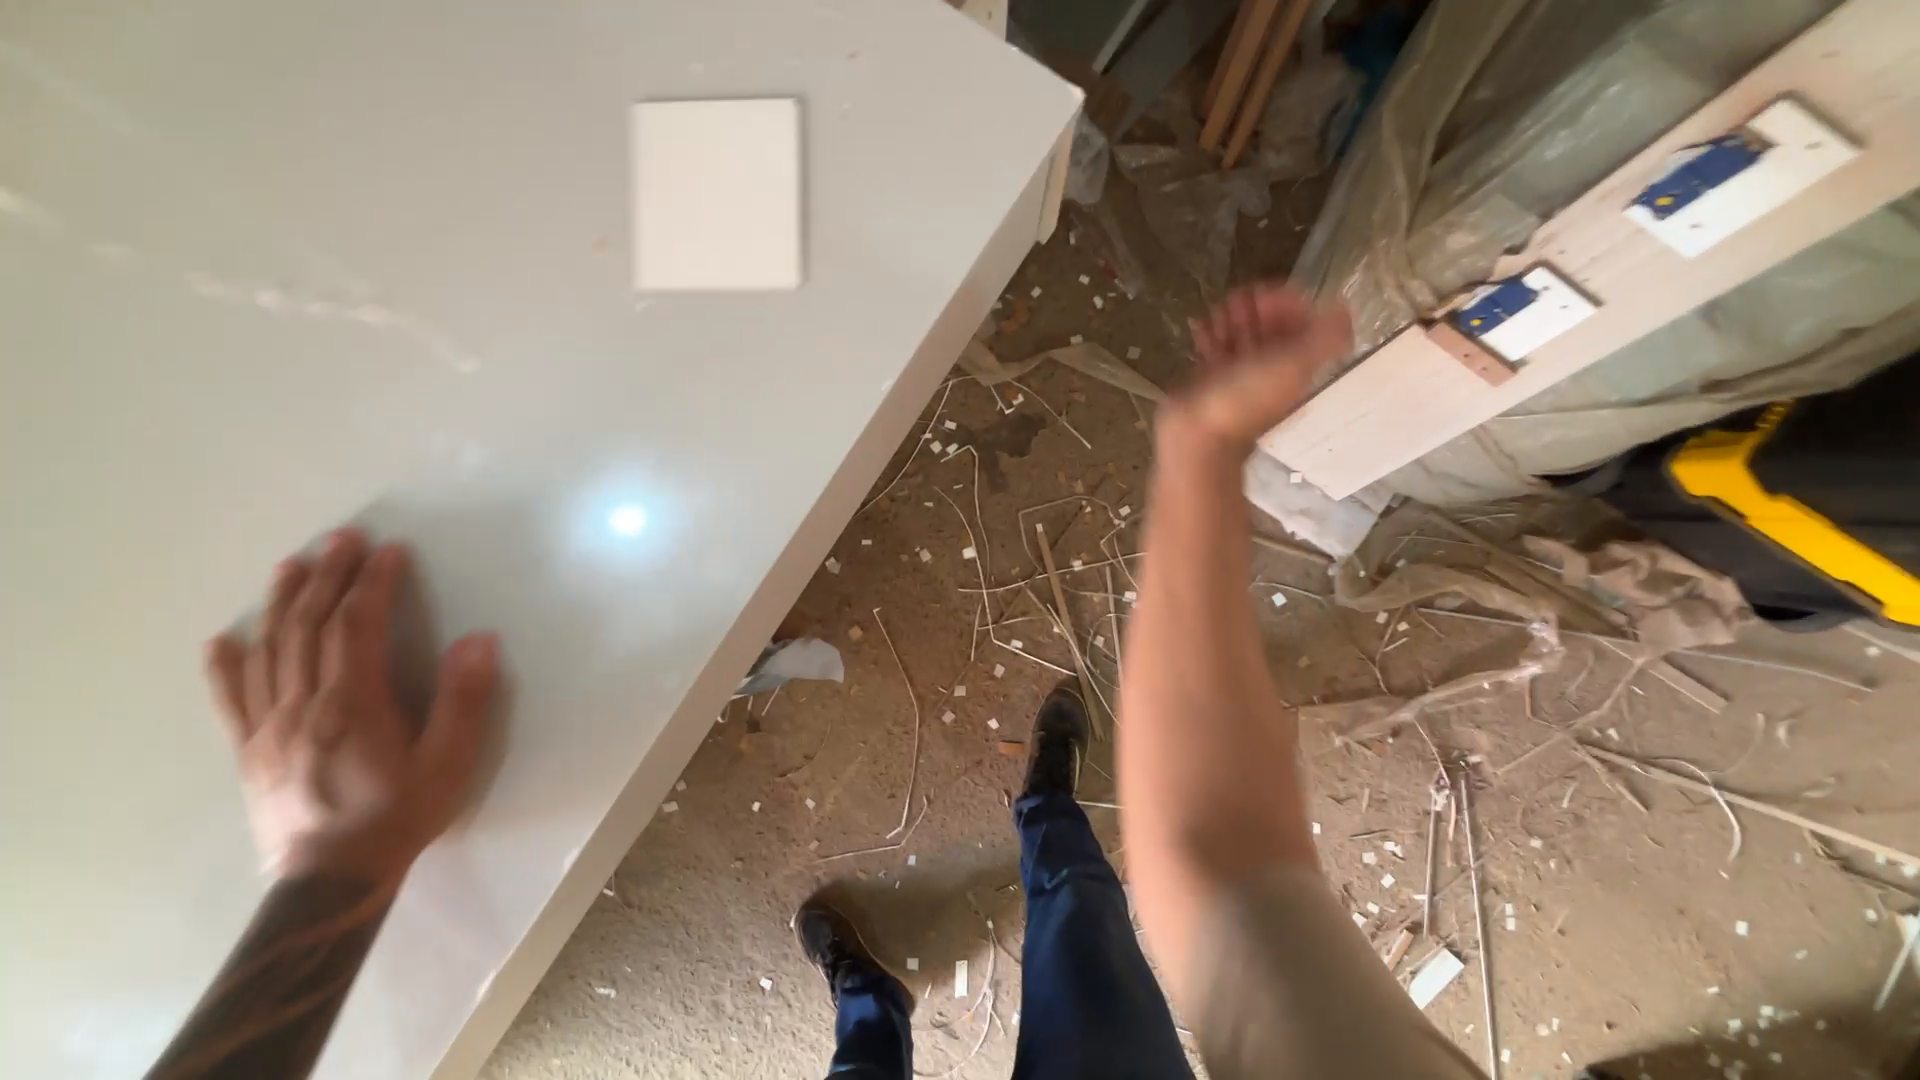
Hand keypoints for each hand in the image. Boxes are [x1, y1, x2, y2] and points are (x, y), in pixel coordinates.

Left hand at [204, 529, 499, 883]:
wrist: (332, 879)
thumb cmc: (400, 815)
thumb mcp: (450, 761)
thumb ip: (464, 700)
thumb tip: (478, 640)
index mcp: (352, 705)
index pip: (356, 627)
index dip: (373, 584)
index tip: (390, 551)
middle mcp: (302, 706)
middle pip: (308, 627)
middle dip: (327, 576)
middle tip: (343, 538)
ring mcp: (267, 728)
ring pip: (270, 650)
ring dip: (282, 602)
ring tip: (294, 564)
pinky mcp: (249, 750)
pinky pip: (230, 699)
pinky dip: (227, 664)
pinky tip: (225, 638)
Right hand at [1167, 284, 1352, 455]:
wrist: (1196, 435)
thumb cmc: (1244, 398)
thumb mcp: (1294, 365)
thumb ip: (1324, 337)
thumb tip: (1344, 308)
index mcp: (1293, 368)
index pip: (1299, 329)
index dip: (1289, 306)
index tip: (1269, 292)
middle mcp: (1268, 373)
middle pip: (1270, 333)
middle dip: (1258, 310)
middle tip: (1241, 295)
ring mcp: (1236, 378)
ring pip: (1240, 340)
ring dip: (1233, 320)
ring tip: (1220, 307)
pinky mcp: (1207, 382)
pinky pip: (1212, 352)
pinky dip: (1209, 335)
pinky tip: (1200, 323)